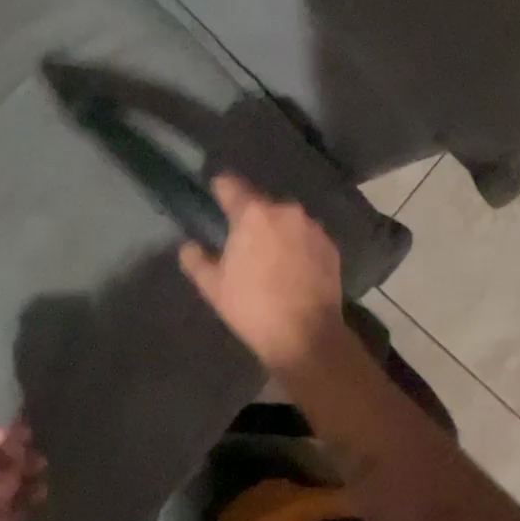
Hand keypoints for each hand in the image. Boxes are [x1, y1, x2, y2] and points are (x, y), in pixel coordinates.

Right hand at [178, 174, 345, 369]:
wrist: (306, 336)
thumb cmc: (252, 307)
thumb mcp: (213, 287)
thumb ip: (196, 260)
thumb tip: (189, 246)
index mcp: (252, 213)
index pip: (230, 185)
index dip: (219, 188)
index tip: (214, 193)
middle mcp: (285, 211)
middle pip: (261, 204)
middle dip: (250, 217)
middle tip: (242, 241)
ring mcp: (312, 227)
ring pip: (286, 220)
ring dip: (276, 231)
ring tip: (270, 257)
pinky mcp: (330, 246)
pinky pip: (306, 237)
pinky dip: (298, 246)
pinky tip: (292, 269)